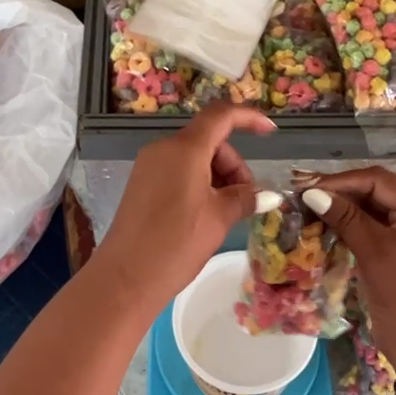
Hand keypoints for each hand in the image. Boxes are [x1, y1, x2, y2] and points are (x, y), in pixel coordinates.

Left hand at [94, 103, 275, 310]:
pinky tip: (205, 214)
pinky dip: (199, 184)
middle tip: (245, 201)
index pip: (221, 116)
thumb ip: (245, 198)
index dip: (248, 118)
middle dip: (233, 165)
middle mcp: (163, 148)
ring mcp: (149, 165)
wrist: (125, 278)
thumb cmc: (176, 243)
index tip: (270, 132)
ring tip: (225, 213)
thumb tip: (269, 195)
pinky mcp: (141, 184)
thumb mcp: (219, 219)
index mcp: (184, 149)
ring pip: (194, 157)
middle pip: (209, 140)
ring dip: (217, 177)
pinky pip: (178, 171)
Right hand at [297, 166, 395, 374]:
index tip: (308, 188)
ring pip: (371, 207)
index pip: (378, 181)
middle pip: (375, 191)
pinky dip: (349, 224)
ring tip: (309, 207)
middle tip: (304, 194)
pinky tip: (325, 224)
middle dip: (340, 191)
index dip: (341, 181)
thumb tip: (311, 192)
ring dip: (342, 207)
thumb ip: (345, 218)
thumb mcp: (375, 253)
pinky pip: (372, 226)